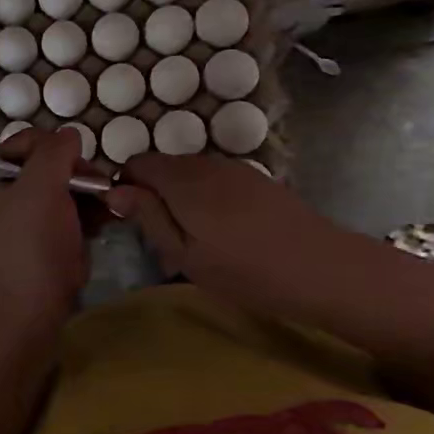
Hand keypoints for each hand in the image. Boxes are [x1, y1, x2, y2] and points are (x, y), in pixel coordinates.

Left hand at [0, 127, 95, 315]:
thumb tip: (71, 134)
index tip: (70, 162)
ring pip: (72, 182)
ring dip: (93, 189)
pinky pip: (80, 206)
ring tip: (107, 203)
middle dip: (79, 170)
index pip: (28, 139)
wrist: (38, 297)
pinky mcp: (58, 229)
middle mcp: (15, 189)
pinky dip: (96, 208)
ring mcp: (38, 210)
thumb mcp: (41, 185)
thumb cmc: (33, 238)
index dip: (53, 145)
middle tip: (94, 186)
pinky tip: (108, 215)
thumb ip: (55, 151)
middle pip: (55, 159)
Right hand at [106, 153, 358, 315]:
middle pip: (164, 165)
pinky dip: (206, 196)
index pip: (137, 162)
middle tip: (164, 237)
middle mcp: (206, 163)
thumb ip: (148, 217)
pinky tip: (224, 230)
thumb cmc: (245, 271)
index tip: (132, 219)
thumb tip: (114, 190)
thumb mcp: (185, 255)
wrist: (319, 267)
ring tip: (196, 239)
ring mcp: (234, 167)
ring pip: (190, 172)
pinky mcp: (255, 177)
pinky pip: (215, 177)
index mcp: (183, 180)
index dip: (126, 186)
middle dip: (154, 192)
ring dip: (180, 196)